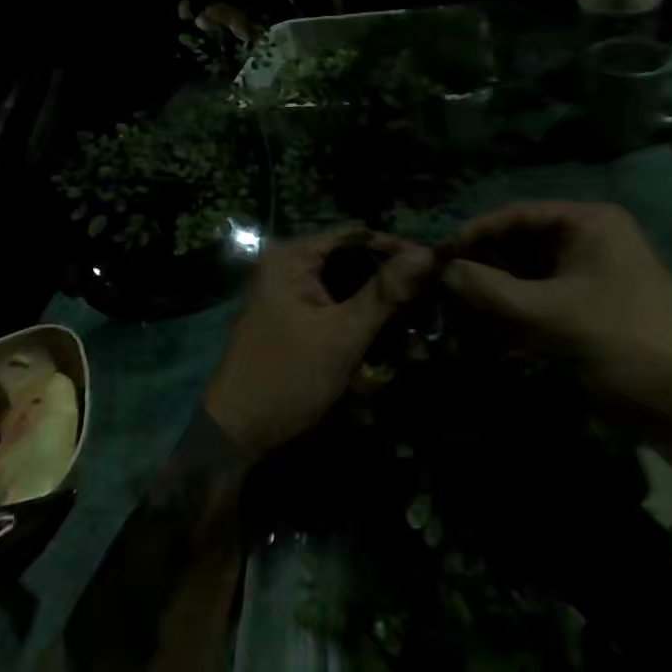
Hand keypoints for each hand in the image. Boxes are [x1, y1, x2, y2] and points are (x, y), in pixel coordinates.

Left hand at [206, 229, 433, 457]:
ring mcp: (292, 292)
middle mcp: (290, 266)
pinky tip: (393, 340)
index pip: (357, 236)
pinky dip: (365, 320)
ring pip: (351, 285)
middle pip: (355, 260)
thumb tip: (429, 255)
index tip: (436, 267)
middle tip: (431, 300)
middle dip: (392, 281)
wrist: (235, 436)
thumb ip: (386, 292)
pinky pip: (339, 306)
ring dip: (383, 304)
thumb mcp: (343, 334)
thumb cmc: (288, 378)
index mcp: (292, 258)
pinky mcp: (297, 317)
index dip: (397, 249)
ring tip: (418, 323)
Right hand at [442, 202, 671, 427]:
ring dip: (496, 296)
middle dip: (484, 270)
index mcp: (588, 223)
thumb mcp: (550, 316)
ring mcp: (593, 278)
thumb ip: (491, 291)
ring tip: (457, 319)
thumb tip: (443, 271)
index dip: (474, 236)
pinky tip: (488, 336)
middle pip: (521, 245)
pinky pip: (544, 304)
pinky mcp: (593, 313)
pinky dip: (515, 316)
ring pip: (530, 277)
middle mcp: (590, 242)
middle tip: (442, 297)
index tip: (435, 260)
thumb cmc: (625, 346)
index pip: (516, 216)